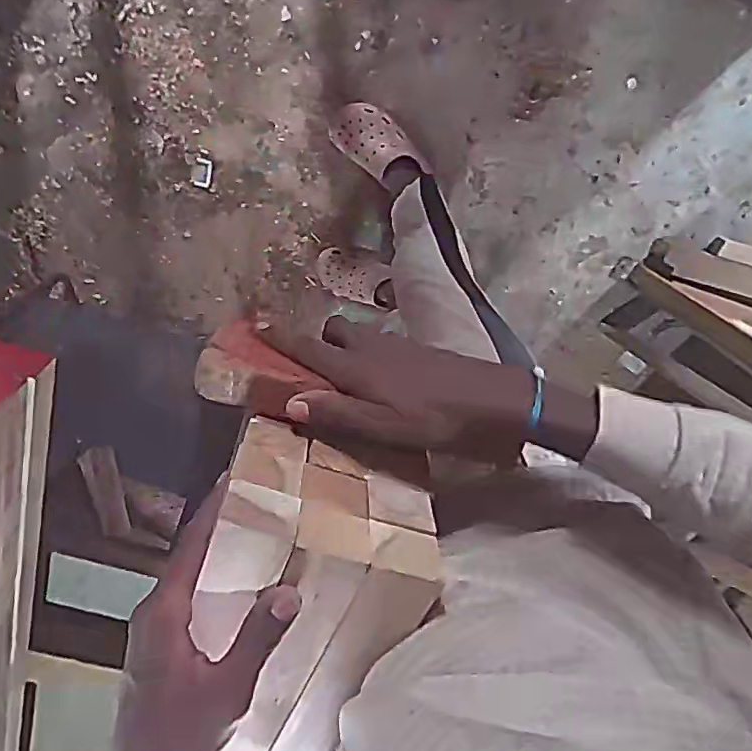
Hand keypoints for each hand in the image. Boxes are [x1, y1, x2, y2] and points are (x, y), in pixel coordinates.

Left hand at [104, 481, 299, 750]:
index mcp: (162, 613)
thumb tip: (287, 591)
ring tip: (246, 534)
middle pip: (185, 557)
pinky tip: (230, 589)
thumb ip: (258, 638)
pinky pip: (182, 599)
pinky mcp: (154, 649)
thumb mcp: (228, 690)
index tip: (231, 479)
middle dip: (215, 526)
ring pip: (183, 579)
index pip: (190, 547)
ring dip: (211, 554)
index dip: (212, 510)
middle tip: (250, 502)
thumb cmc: (180, 740)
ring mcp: (148, 632)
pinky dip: (206, 581)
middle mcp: (150, 614)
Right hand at [257, 314, 535, 456]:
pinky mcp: (417, 350)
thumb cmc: (436, 419)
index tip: (255, 322)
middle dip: (317, 341)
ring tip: (345, 375)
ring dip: (343, 346)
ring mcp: (396, 346)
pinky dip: (368, 353)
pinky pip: (379, 343)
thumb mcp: (384, 428)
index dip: (280, 337)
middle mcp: (371, 349)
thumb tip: (291, 402)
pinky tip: (382, 379)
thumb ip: (338, 414)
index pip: (308, 348)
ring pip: (357, 334)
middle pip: (333, 330)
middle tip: (312, 367)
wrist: (496, 401)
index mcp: (356, 368)